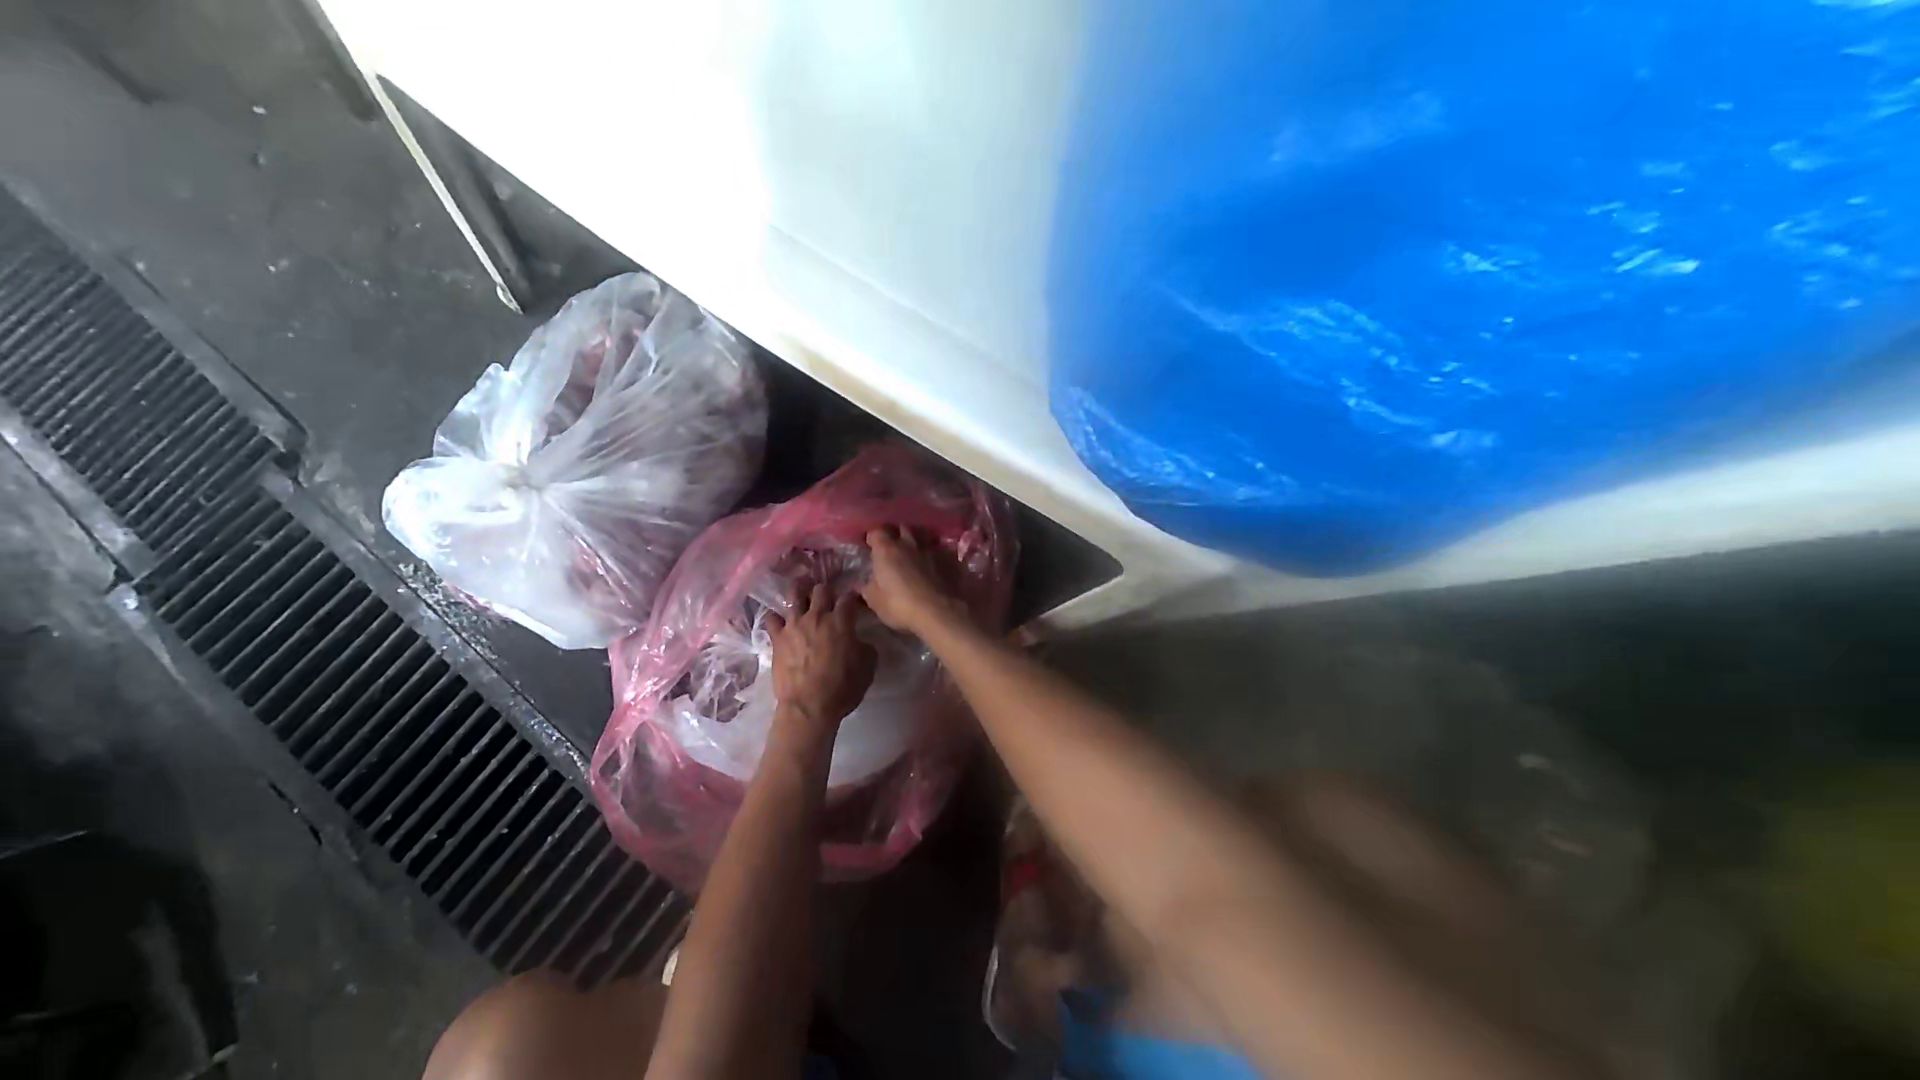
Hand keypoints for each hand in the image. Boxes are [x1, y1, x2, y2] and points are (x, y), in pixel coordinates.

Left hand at [767, 582, 876, 735]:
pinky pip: (771, 618)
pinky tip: (779, 619)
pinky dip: (776, 616)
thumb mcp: (867, 667)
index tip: (854, 600)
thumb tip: (859, 641)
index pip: (848, 597)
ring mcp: (794, 625)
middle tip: (827, 597)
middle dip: (826, 590)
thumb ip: (865, 647)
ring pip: (794, 595)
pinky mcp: (777, 638)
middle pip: (821, 589)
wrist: (809, 706)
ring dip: (799, 592)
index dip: (852, 596)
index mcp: (841, 621)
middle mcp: (817, 616)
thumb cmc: (842, 688)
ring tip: (801, 592)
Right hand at [860, 528, 969, 636]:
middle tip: (893, 544)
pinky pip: (940, 547)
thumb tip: (862, 583)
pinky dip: (935, 551)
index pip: (876, 532)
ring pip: (923, 533)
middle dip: (896, 533)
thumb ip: (867, 588)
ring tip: (915, 548)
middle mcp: (909, 542)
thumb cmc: (900, 606)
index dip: (873, 537)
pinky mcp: (950, 556)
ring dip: (917, 538)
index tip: (870, 544)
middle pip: (901, 527)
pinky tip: (935, 560)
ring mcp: (931, 548)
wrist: (939, 611)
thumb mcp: (875, 601)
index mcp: (887, 549)